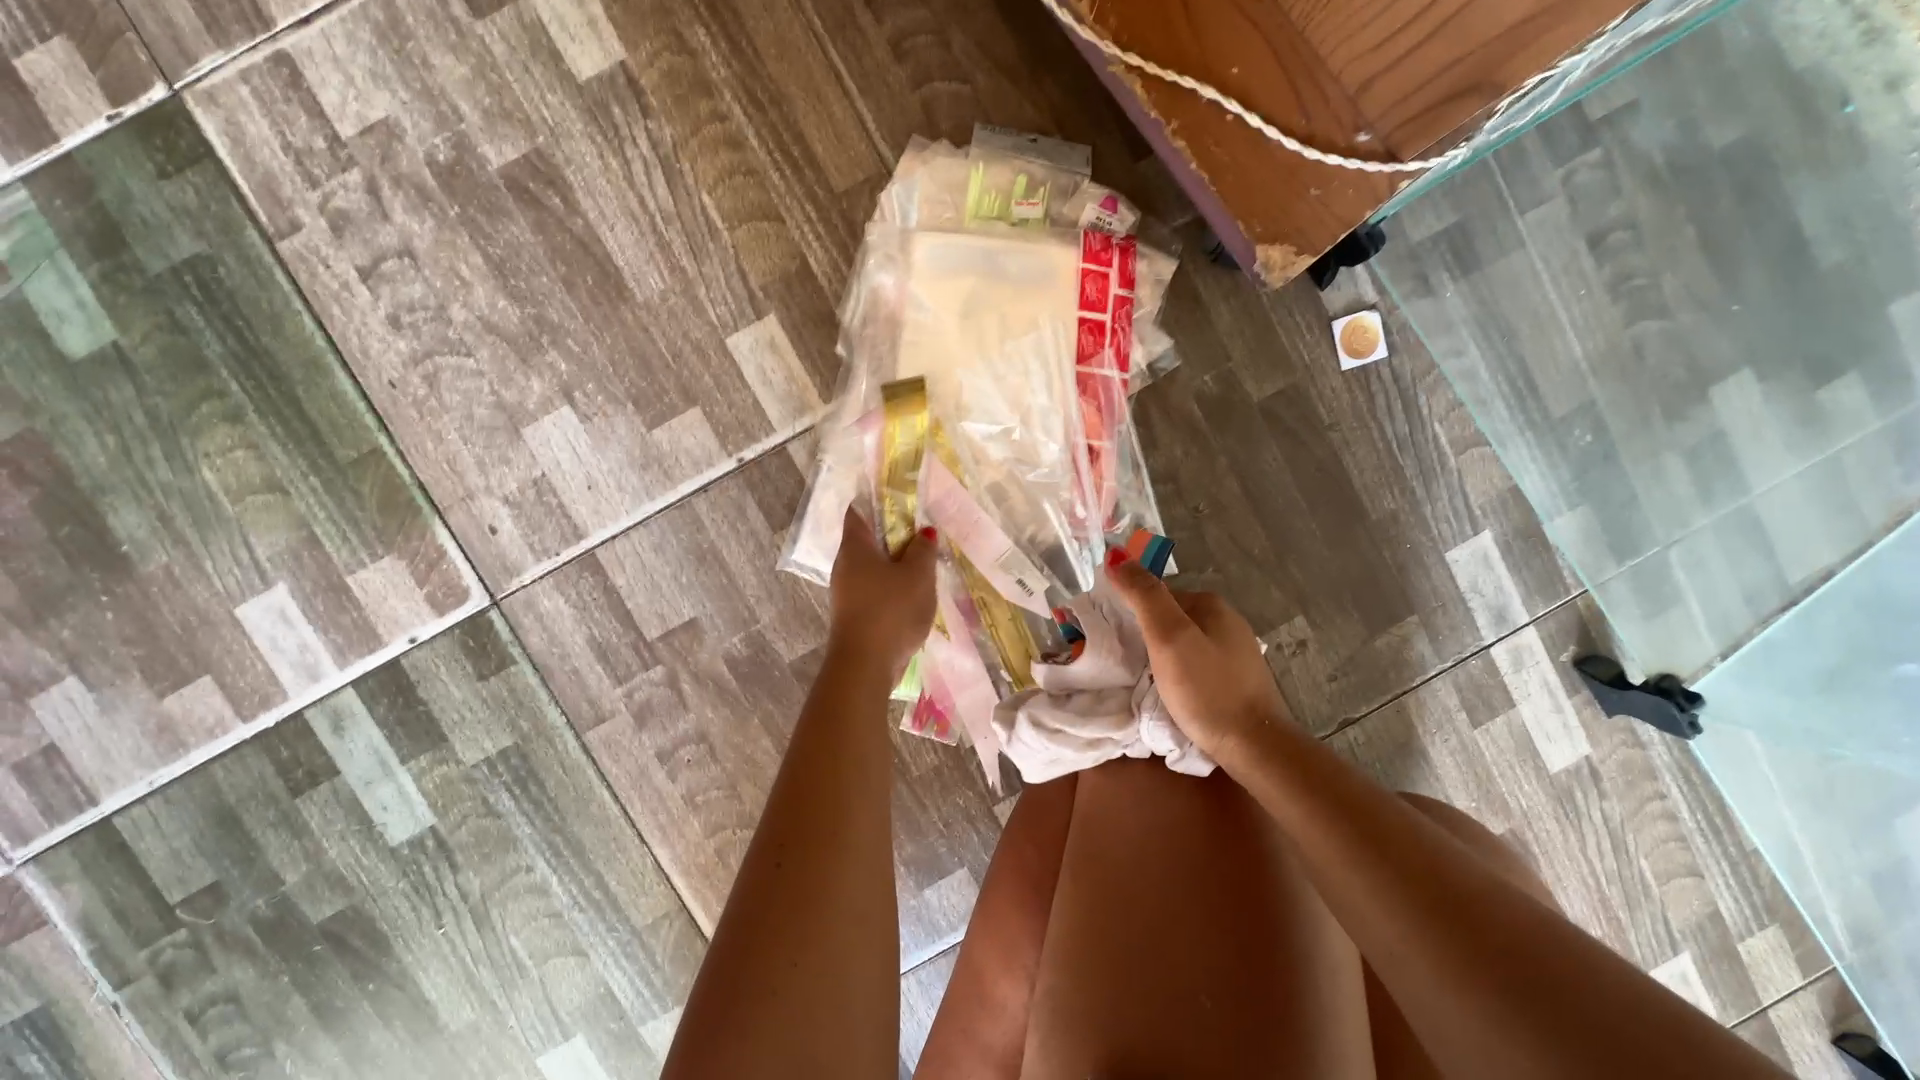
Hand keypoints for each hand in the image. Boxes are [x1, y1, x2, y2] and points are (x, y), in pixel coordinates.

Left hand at [827, 509, 936, 678]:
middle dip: (893, 537)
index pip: (859, 512)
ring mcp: (846, 593)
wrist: (864, 665)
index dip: (878, 501)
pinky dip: (891, 589)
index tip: (902, 500)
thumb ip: (922, 550)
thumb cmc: (890, 610)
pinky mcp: (853, 616)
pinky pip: (874, 592)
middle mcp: (844, 566)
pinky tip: (912, 598)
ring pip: (872, 569)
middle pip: (867, 541)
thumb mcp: (917, 576)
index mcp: (855, 547)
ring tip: (924, 567)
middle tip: (923, 536)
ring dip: (895, 566)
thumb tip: (923, 533)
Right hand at [1105, 551, 1291, 759]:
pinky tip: (1169, 693)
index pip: (1157, 595)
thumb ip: (1143, 596)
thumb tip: (1115, 555)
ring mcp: (1235, 651)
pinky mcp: (1237, 680)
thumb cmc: (1207, 689)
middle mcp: (1227, 621)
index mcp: (1211, 604)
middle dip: (1144, 635)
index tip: (1110, 637)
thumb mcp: (1169, 638)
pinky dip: (1178, 674)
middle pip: (1171, 619)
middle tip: (1121, 662)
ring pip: (1183, 644)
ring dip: (1160, 657)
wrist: (1254, 745)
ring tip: (1139, 680)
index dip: (1130, 612)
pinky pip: (1196, 666)